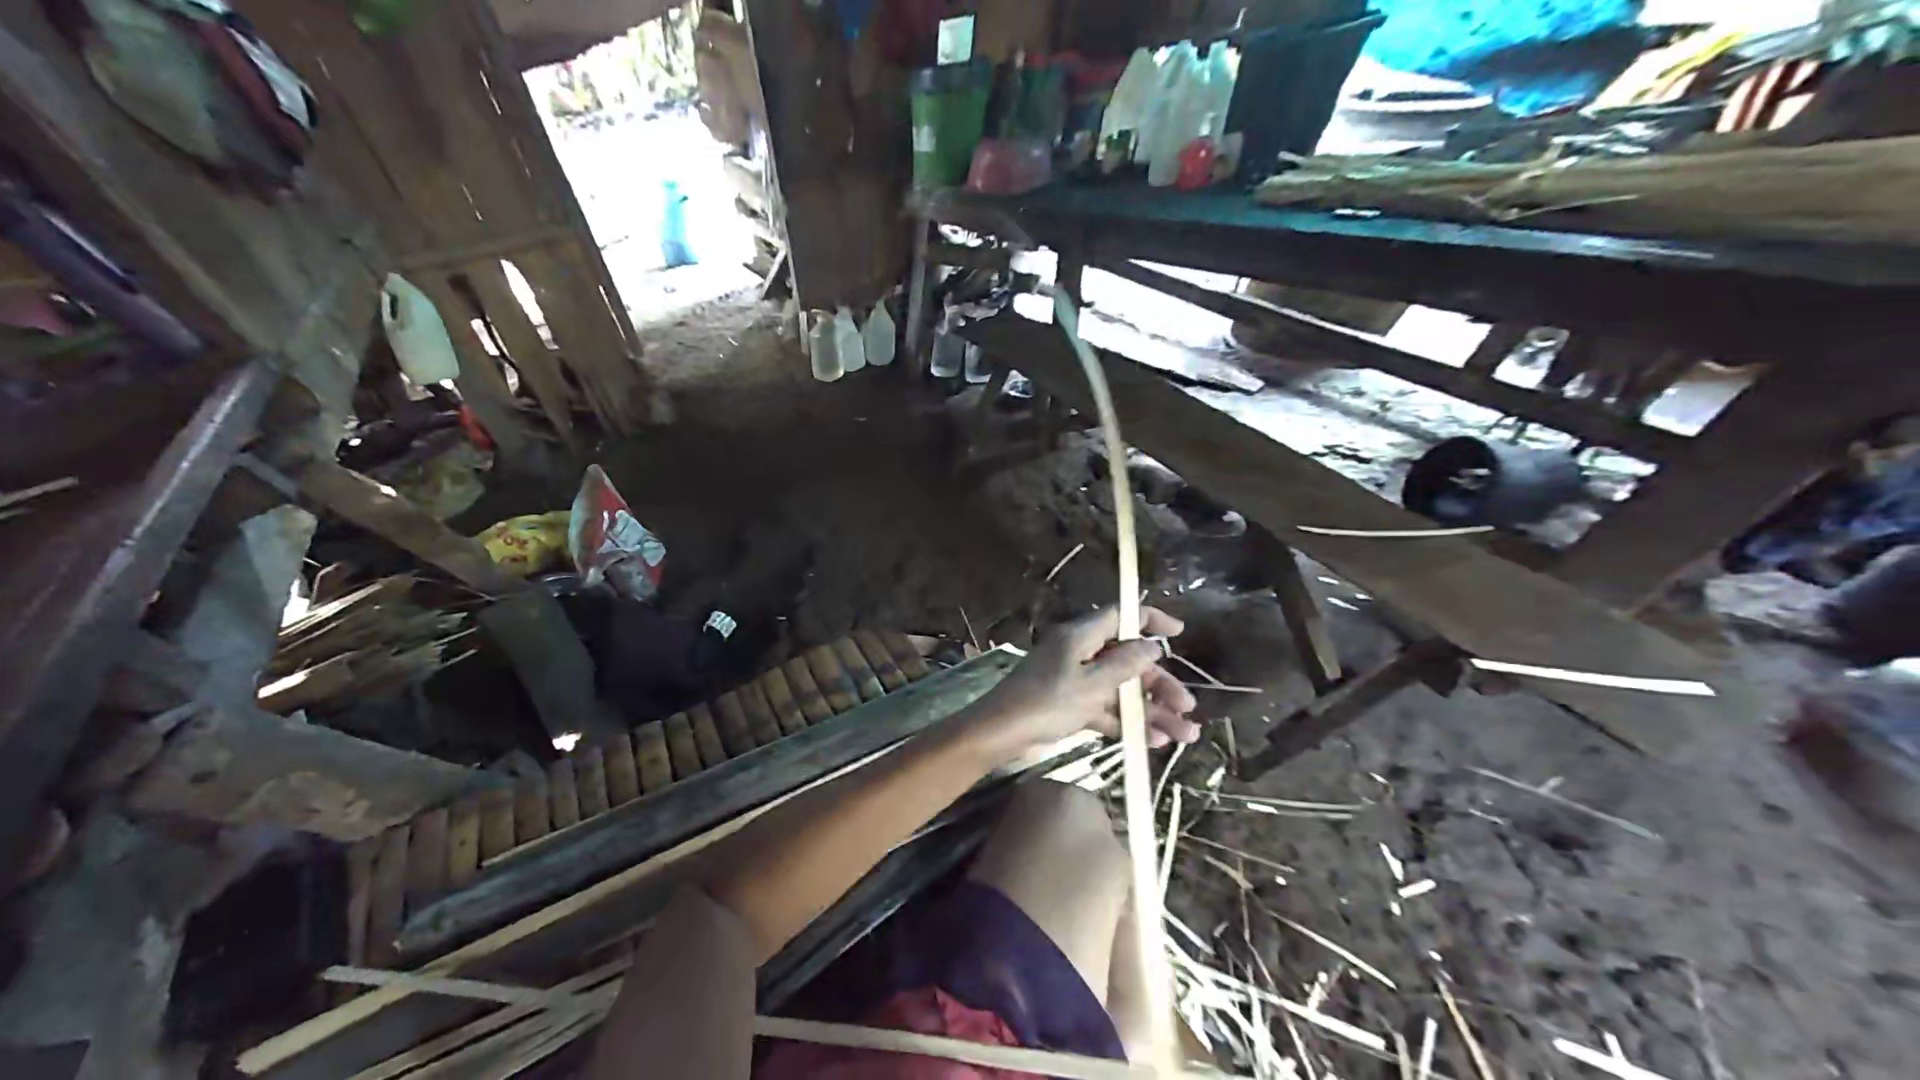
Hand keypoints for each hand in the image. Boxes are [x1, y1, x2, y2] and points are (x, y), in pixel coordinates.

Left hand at [968, 605, 1200, 759]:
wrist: (1001, 734)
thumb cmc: (1046, 702)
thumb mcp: (1091, 684)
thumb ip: (1125, 665)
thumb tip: (1152, 644)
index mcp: (1080, 637)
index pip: (1121, 616)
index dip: (1151, 621)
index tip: (1180, 633)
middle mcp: (1079, 653)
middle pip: (1128, 660)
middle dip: (1160, 684)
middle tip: (1188, 707)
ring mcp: (1075, 680)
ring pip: (1121, 689)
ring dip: (1151, 710)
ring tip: (1184, 735)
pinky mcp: (1070, 704)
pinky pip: (1106, 708)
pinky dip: (1127, 722)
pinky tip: (1153, 741)